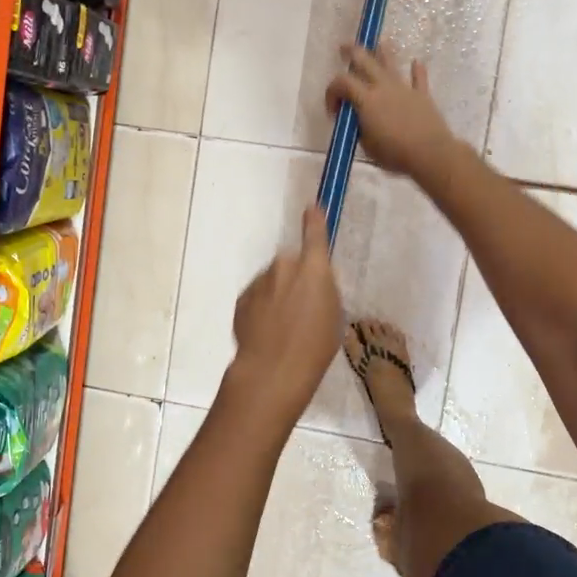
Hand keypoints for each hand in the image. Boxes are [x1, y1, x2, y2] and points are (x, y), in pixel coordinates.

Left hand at [230, 206, 343, 412]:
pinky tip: (267, 333)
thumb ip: (324, 290)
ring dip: (277, 295)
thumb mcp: (334, 316)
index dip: (315, 221)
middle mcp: (284, 266)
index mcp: (313, 269)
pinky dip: (262, 309)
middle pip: (292, 264)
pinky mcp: (242, 298)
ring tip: (283, 328)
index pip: (315, 235)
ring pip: (272, 281)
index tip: (312, 207)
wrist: (272, 370)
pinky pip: (257, 297)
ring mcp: (259, 281)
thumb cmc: (315, 347)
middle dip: (296, 278)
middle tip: (302, 308)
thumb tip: (314, 282)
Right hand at [325, 45, 456, 178]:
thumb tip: (360, 121)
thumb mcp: (366, 144)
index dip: (332, 92)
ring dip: (383, 51)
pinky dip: (417, 70)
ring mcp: (404, 88)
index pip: (341, 83)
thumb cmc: (394, 153)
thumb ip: (360, 127)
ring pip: (391, 63)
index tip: (334, 110)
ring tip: (379, 42)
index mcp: (366, 100)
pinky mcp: (422, 95)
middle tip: (344, 48)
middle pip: (364, 61)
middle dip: (352, 52)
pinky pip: (419, 78)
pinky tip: (417, 63)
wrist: (429, 153)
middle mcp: (383, 87)